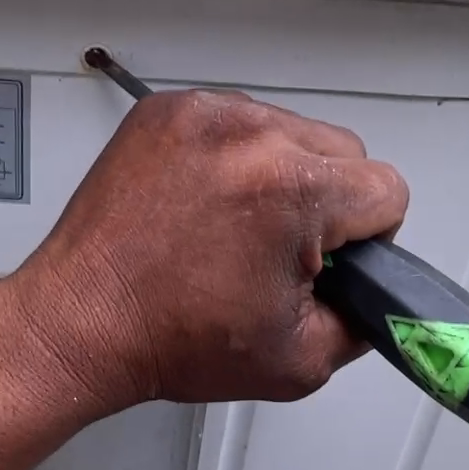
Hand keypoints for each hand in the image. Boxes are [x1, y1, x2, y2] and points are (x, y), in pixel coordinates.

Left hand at [10, 89, 407, 410]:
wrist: (82, 318)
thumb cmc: (169, 337)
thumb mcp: (300, 359)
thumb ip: (363, 318)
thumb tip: (377, 290)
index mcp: (293, 188)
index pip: (386, 188)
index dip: (367, 235)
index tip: (327, 256)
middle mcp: (250, 133)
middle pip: (342, 151)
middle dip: (325, 201)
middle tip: (275, 245)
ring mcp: (204, 114)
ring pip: (289, 130)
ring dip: (278, 172)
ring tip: (231, 223)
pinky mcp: (168, 110)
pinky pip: (234, 120)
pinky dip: (231, 155)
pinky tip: (203, 199)